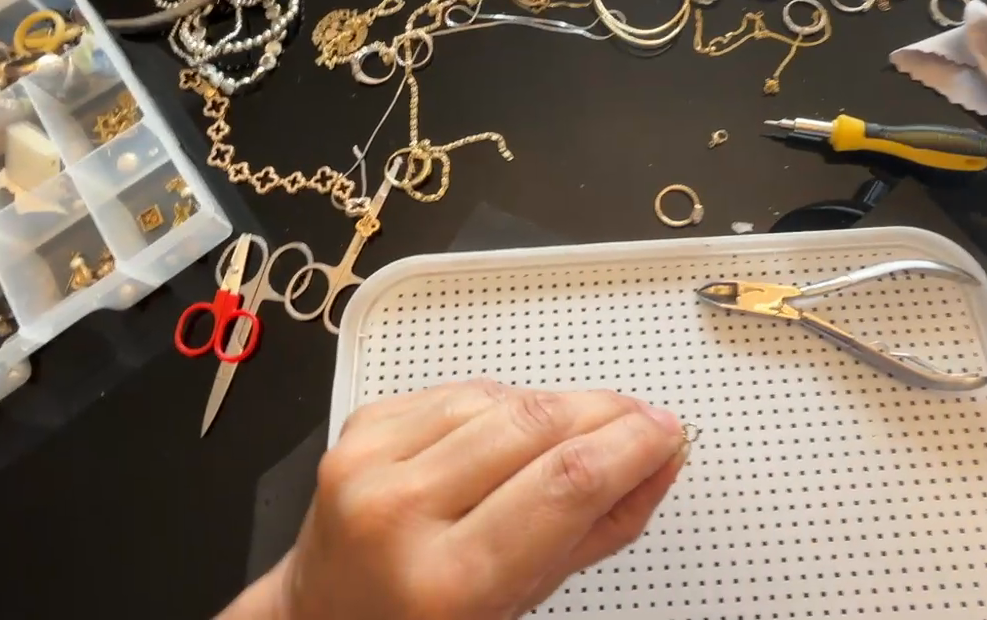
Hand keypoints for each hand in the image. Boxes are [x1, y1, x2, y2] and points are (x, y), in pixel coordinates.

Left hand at [227, 380, 687, 619]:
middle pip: (535, 426)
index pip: (564, 484)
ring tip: (580, 428)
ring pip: (503, 398)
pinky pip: (462, 389)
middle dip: (605, 413)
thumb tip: (658, 463)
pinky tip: (517, 423)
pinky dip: (505, 401)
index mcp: (444, 585)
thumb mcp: (521, 604)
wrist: (322, 613)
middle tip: (641, 419)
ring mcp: (373, 458)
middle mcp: (399, 511)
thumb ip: (597, 530)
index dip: (630, 446)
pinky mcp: (365, 422)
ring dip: (558, 406)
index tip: (665, 431)